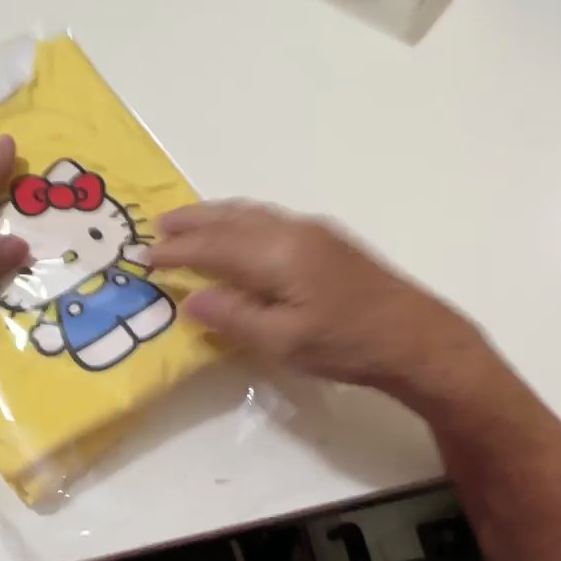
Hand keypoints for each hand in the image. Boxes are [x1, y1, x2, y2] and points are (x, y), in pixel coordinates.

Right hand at [151, 201, 490, 399]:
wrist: (416, 338)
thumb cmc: (346, 345)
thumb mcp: (283, 342)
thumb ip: (234, 317)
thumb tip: (190, 299)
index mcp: (279, 255)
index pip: (214, 247)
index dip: (177, 251)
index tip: (144, 257)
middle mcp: (294, 232)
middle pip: (232, 218)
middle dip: (192, 221)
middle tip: (157, 226)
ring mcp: (314, 233)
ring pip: (253, 214)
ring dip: (216, 216)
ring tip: (187, 222)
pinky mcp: (328, 243)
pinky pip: (269, 220)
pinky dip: (240, 221)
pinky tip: (237, 233)